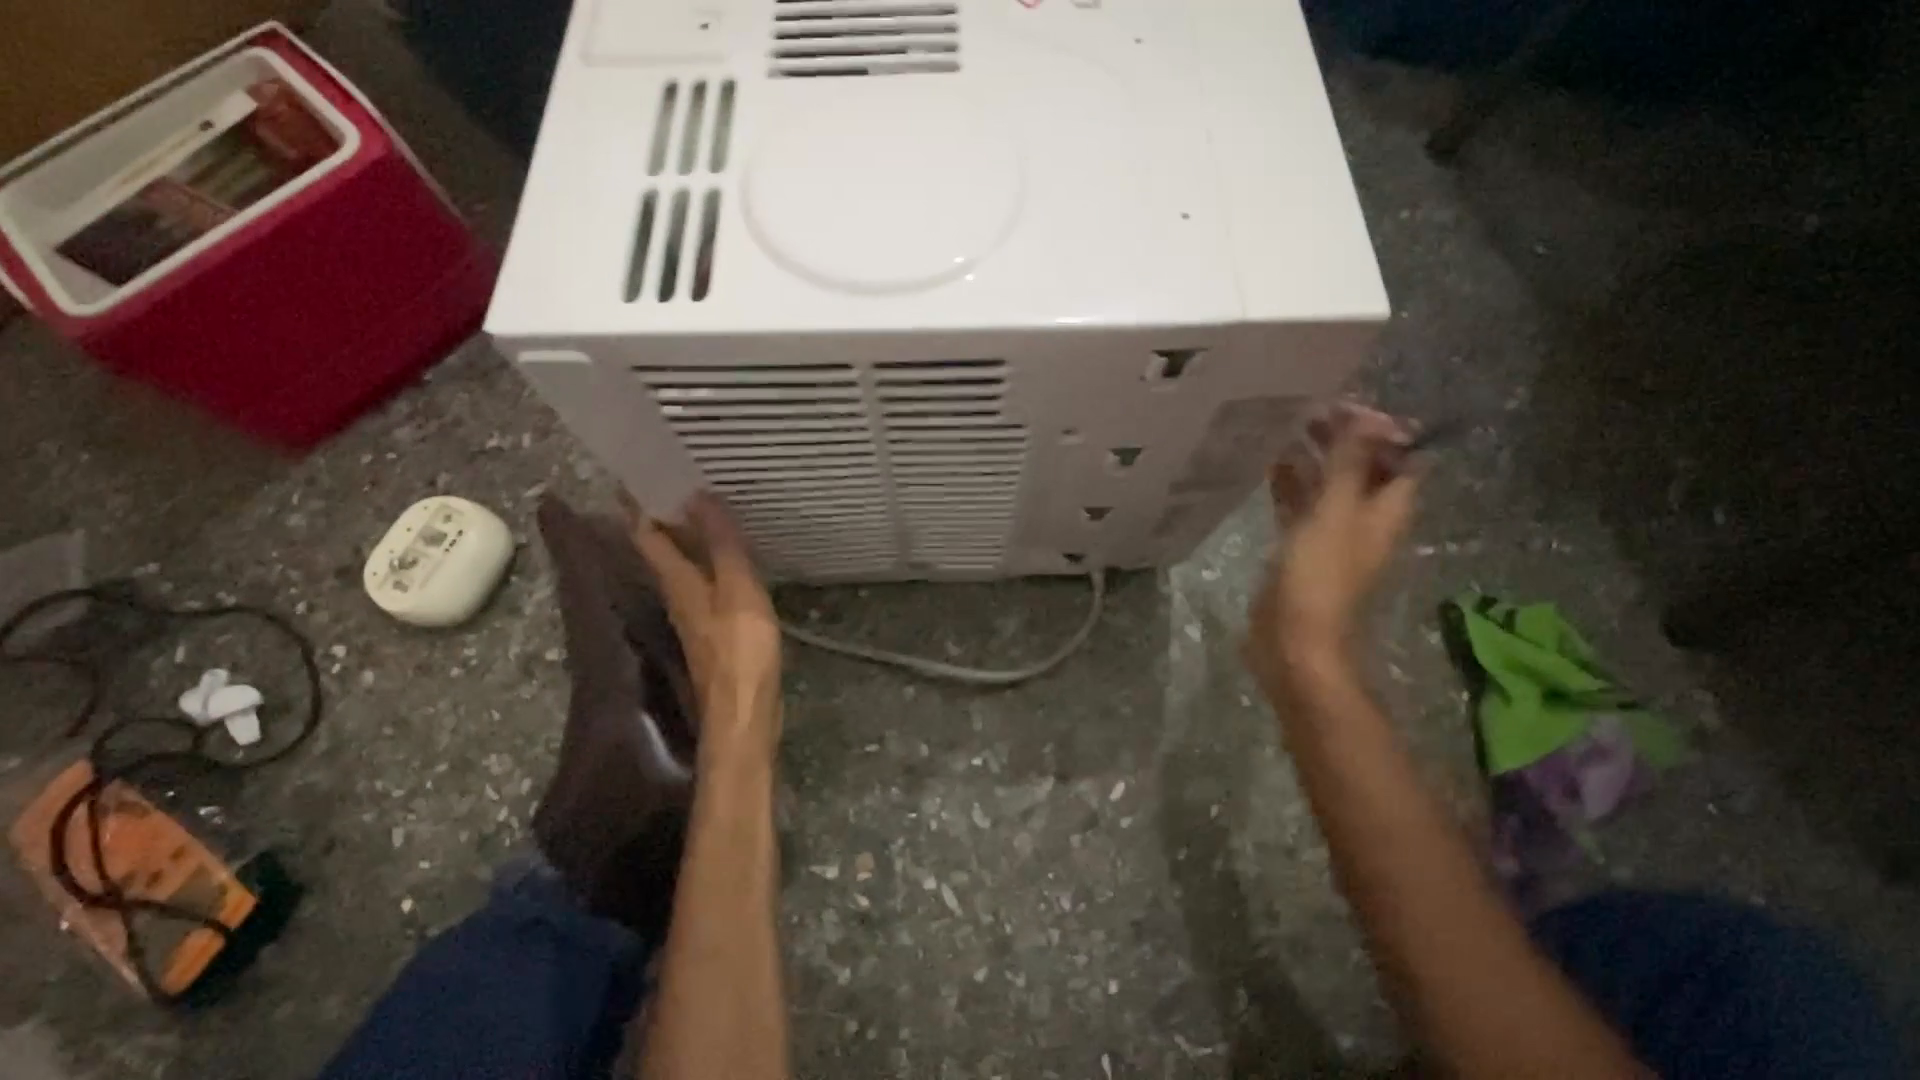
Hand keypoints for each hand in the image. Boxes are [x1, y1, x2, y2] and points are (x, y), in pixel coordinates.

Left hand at [626, 492, 783, 766]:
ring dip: (688, 538)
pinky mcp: (712, 632)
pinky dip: (709, 562)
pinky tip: (729, 557)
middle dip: (666, 515)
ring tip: (707, 508)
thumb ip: (720, 544)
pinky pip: (704, 583)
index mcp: (675, 580)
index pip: (646, 533)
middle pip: (661, 549)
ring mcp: (693, 615)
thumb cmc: (740, 650)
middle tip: (682, 480)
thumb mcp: (737, 588)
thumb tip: (695, 496)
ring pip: (682, 566)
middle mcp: (675, 594)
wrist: (744, 713)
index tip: (642, 471)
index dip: (640, 502)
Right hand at [1245, 405, 1423, 687]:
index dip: (1381, 429)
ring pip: (1329, 485)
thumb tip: (1364, 416)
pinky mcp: (1301, 550)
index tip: (1346, 405)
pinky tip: (1268, 464)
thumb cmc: (1320, 576)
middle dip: (1343, 437)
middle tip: (1309, 410)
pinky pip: (1300, 507)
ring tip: (1285, 427)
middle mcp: (1365, 518)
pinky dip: (1290, 484)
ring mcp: (1332, 535)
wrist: (1295, 641)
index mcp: (1387, 509)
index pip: (1401, 457)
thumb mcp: (1336, 511)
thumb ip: (1349, 463)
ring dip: (1314, 458)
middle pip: (1364, 468)